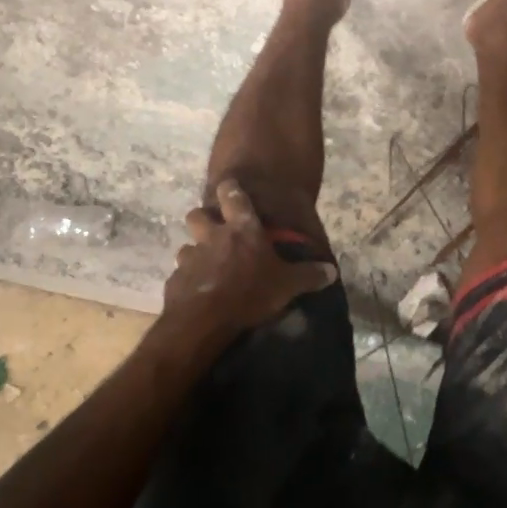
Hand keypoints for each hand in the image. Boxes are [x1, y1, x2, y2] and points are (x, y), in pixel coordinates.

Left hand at [159, 180, 338, 348]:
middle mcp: (212, 238)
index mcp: (242, 230)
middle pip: (197, 215)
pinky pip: (180, 275)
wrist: (204, 322)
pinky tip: (198, 293)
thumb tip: (332, 271)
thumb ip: (309, 275)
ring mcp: (190, 258)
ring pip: (186, 246)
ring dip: (195, 253)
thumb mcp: (288, 285)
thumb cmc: (250, 292)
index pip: (233, 197)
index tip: (229, 185)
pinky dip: (188, 281)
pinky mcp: (174, 281)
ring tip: (207, 267)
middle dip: (203, 218)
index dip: (230, 188)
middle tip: (213, 229)